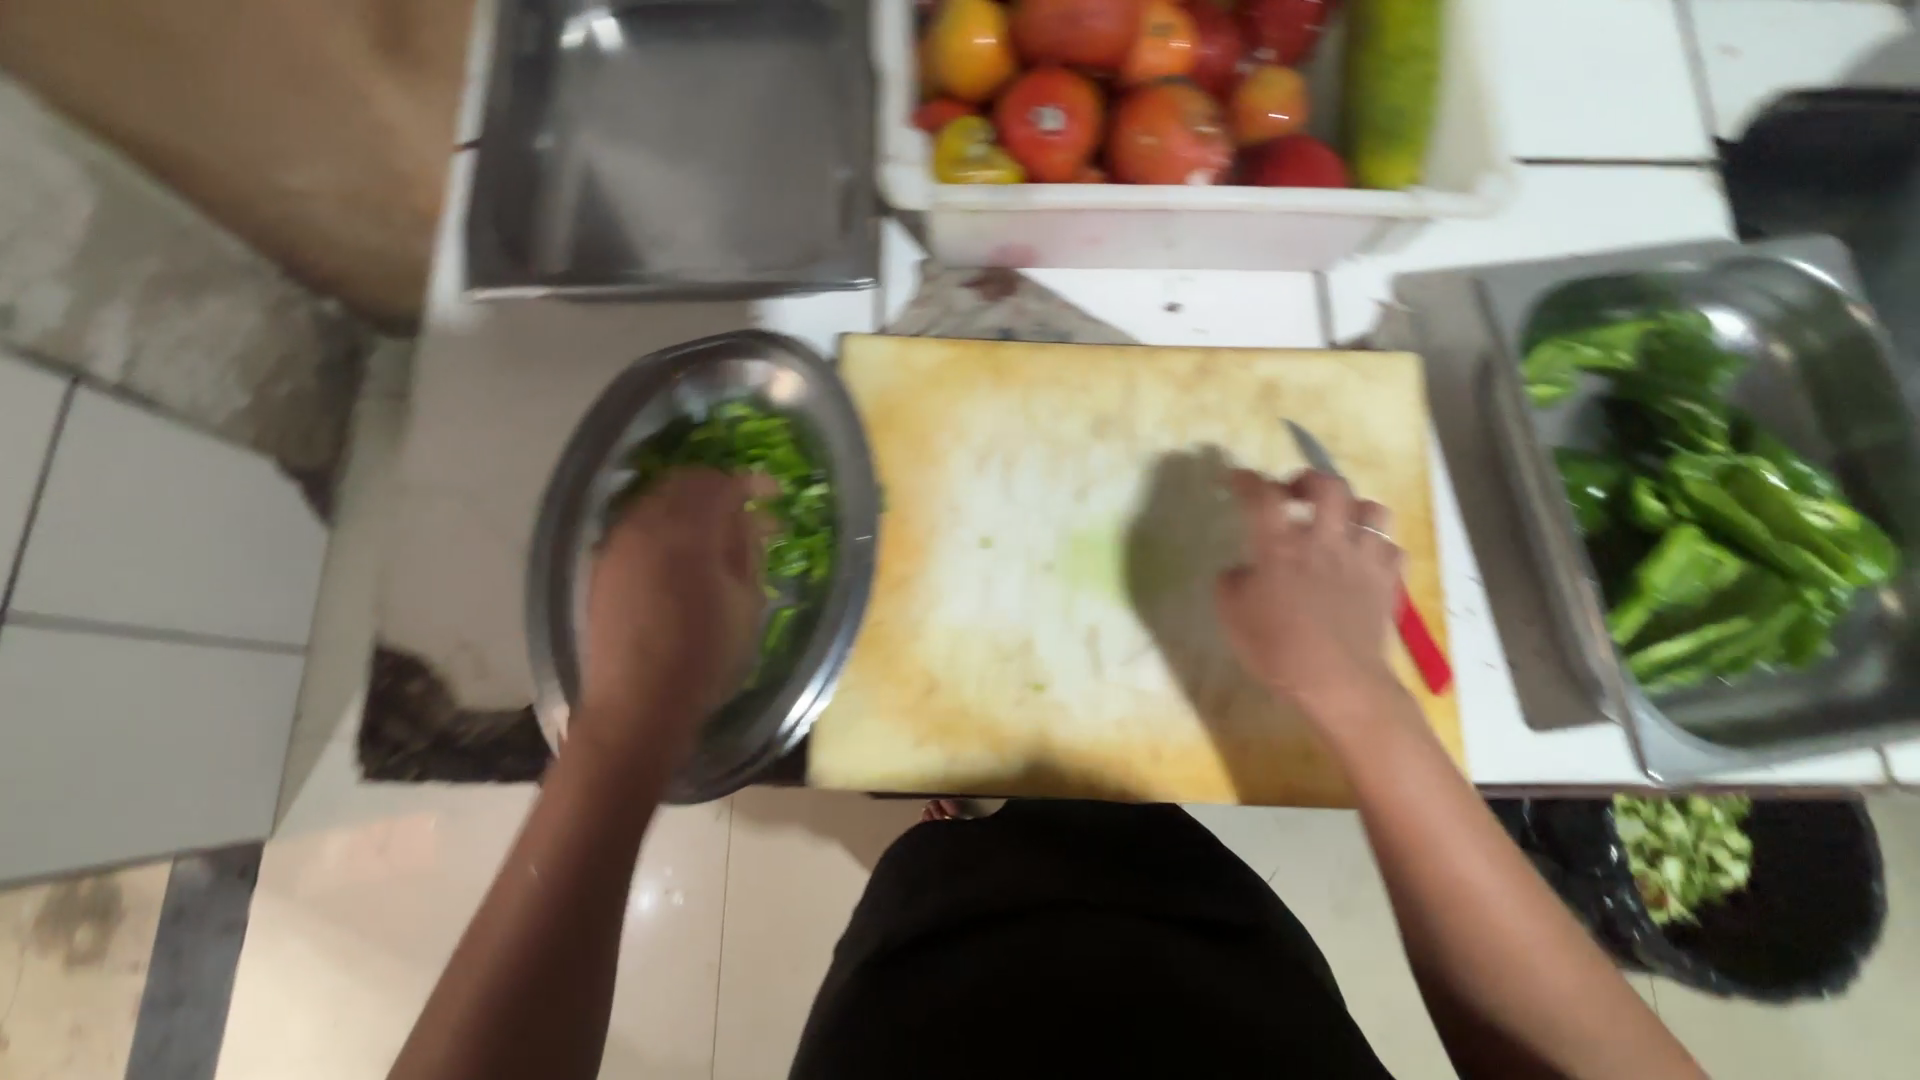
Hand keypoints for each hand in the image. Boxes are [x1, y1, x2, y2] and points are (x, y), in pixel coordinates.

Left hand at [578, 468, 773, 760]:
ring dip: (690, 507)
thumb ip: (747, 551)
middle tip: (747, 512)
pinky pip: (638, 526)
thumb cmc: (705, 657)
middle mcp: (644, 526)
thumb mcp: (746, 603)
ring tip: (717, 535)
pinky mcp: (602, 567)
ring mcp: (616, 545)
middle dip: (718, 490)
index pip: (719, 483)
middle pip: (682, 483)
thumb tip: (751, 520)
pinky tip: (684, 555)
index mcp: (685, 532)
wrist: (638, 705)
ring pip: (656, 502)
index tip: (773, 494)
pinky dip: (665, 526)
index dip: (750, 483)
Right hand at [1215, 468, 1407, 725]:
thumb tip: (1242, 570)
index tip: (1236, 479)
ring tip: (1339, 522)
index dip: (1246, 480)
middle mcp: (1324, 540)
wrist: (1337, 681)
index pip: (1261, 496)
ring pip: (1372, 508)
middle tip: (1294, 493)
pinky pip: (1392, 547)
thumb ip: (1231, 582)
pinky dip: (1377, 546)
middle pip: (1327, 485)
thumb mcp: (1231, 615)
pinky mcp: (1388, 580)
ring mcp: (1362, 557)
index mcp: (1279, 546)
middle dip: (1308, 480)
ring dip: (1353, 508)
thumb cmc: (1277, 649)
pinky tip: (1363, 559)